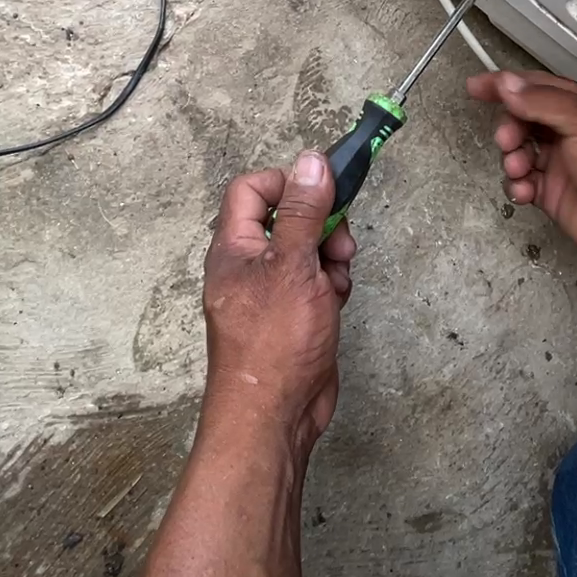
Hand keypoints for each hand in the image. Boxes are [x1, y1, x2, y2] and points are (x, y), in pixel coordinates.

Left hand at [204, 151, 356, 452]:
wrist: (276, 416)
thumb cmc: (275, 342)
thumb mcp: (293, 266)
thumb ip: (304, 211)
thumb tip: (312, 160)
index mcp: (236, 247)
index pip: (253, 189)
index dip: (288, 183)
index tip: (324, 195)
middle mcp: (250, 264)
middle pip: (289, 215)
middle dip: (323, 223)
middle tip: (341, 245)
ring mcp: (273, 289)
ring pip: (309, 247)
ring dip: (332, 256)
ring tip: (338, 280)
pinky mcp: (294, 311)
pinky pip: (317, 277)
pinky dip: (332, 282)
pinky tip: (336, 301)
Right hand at [466, 71, 576, 266]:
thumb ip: (542, 101)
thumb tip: (508, 85)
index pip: (538, 87)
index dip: (506, 85)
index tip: (477, 86)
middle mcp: (574, 132)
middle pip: (525, 119)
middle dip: (510, 127)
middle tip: (508, 138)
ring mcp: (564, 164)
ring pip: (521, 152)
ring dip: (512, 157)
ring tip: (519, 166)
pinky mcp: (556, 194)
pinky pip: (524, 183)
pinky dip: (517, 185)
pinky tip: (525, 189)